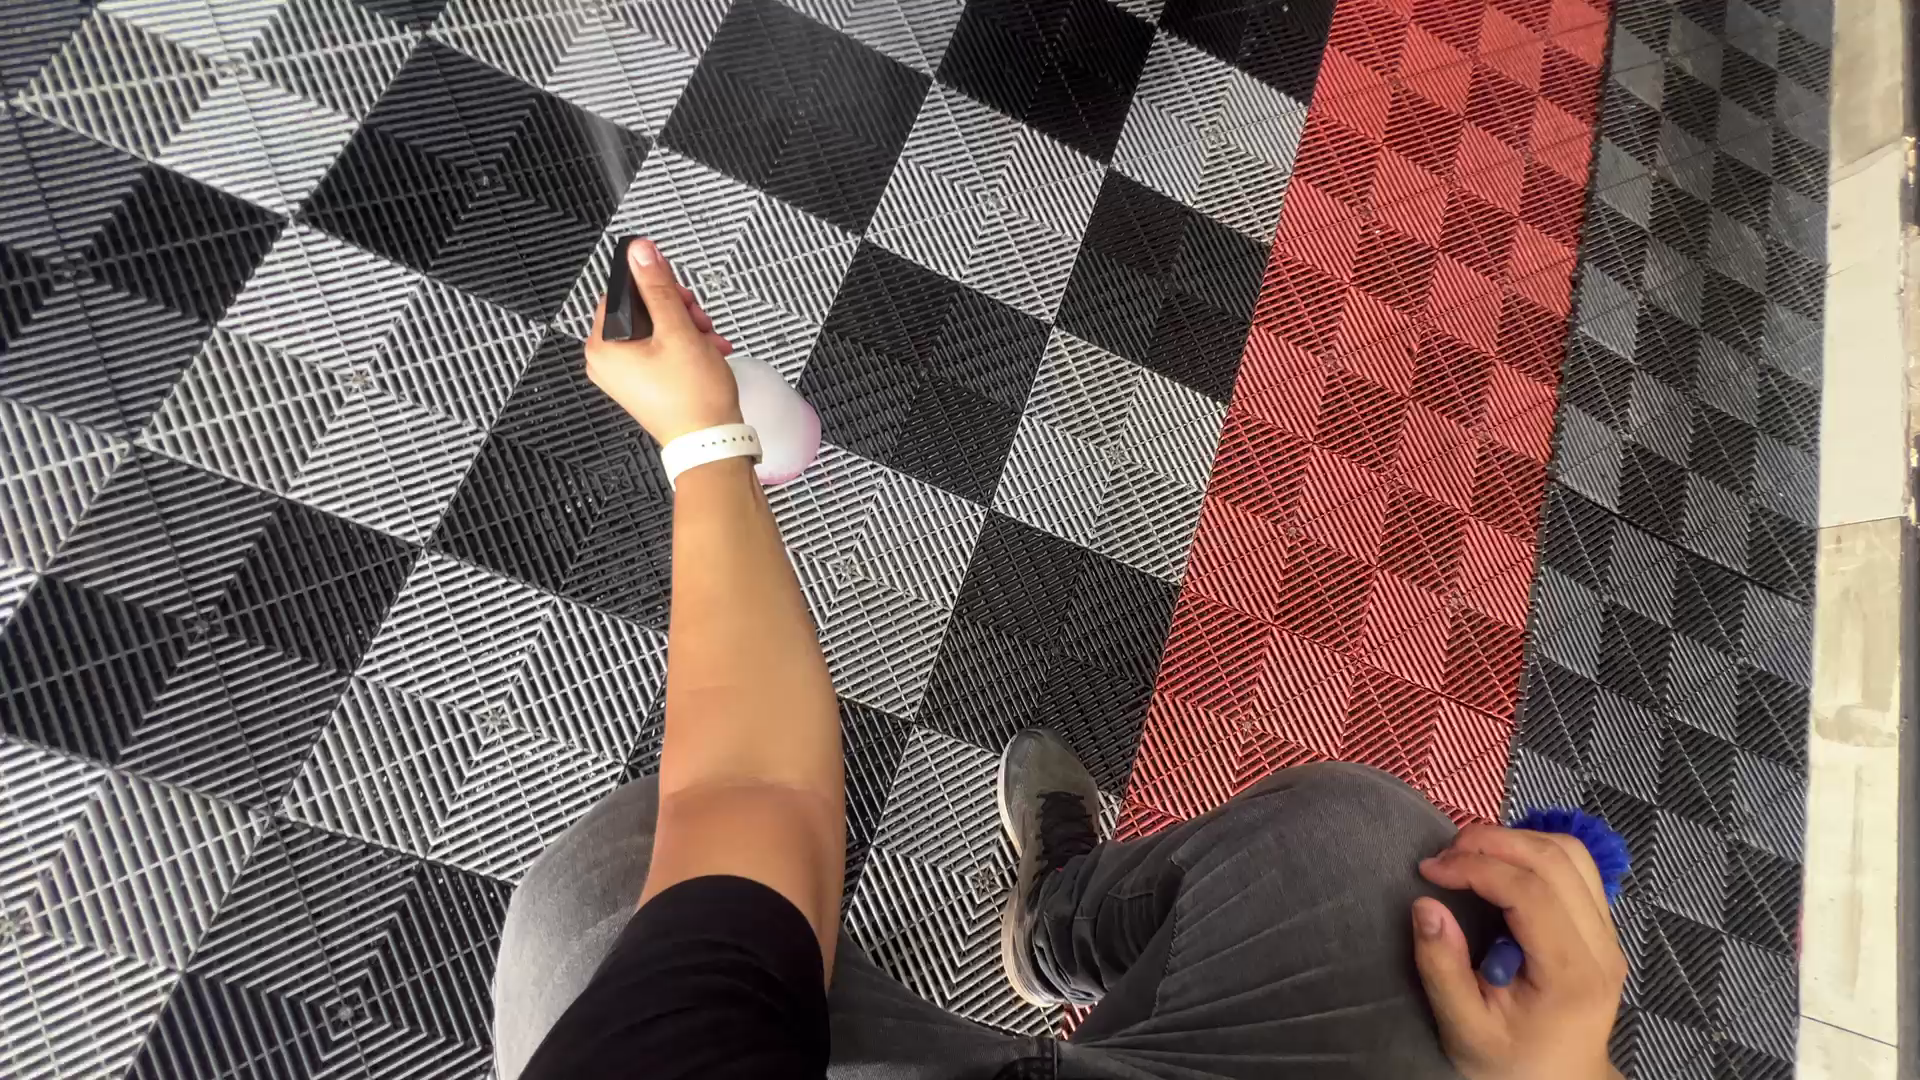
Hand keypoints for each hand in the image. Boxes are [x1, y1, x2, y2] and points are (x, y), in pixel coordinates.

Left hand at [586, 238, 741, 444]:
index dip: (655, 288)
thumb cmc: (694, 400)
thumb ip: (659, 288)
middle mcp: (608, 363)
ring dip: (689, 329)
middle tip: (699, 321)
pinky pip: (662, 353)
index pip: (621, 295)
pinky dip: (687, 349)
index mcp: (604, 347)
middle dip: (678, 312)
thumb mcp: (679, 332)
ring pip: (657, 332)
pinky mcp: (646, 387)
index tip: (680, 294)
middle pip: (642, 313)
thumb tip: (640, 253)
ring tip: (710, 341)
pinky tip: (709, 353)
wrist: (711, 442)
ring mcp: (627, 378)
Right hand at [1411, 824, 1627, 1079]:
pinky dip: (1528, 849)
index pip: (1530, 892)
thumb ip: (1441, 966)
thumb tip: (1426, 905)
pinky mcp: (1598, 927)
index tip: (1428, 871)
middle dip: (1489, 842)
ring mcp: (1606, 935)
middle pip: (1554, 860)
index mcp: (1571, 976)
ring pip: (1569, 853)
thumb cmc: (1508, 1061)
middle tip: (1443, 858)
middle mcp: (1600, 948)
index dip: (1473, 867)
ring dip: (1511, 839)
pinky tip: (1496, 866)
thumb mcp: (1463, 1026)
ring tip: (1467, 857)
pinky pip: (1572, 865)